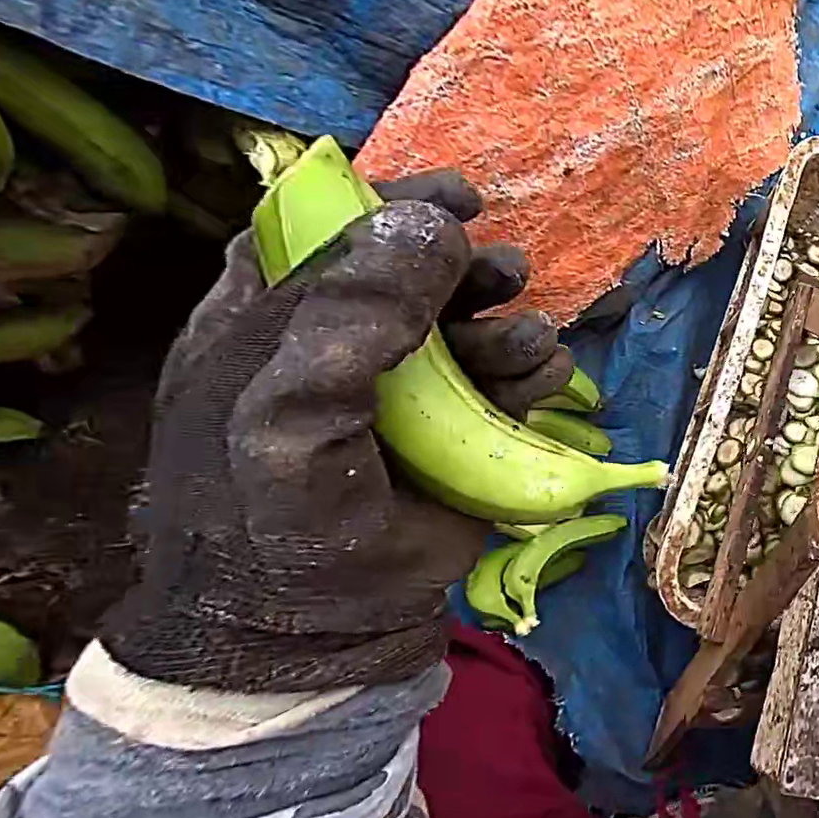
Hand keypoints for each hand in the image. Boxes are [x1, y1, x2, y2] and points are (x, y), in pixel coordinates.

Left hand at [102, 171, 566, 692]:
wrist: (327, 618)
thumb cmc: (280, 517)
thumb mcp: (289, 415)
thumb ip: (347, 316)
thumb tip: (433, 225)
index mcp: (280, 323)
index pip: (335, 233)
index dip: (396, 206)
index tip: (461, 198)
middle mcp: (355, 344)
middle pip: (427, 277)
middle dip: (473, 269)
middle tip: (506, 274)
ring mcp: (421, 389)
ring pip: (483, 327)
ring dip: (514, 324)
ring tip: (526, 347)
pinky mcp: (472, 426)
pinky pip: (517, 380)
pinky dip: (538, 373)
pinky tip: (539, 383)